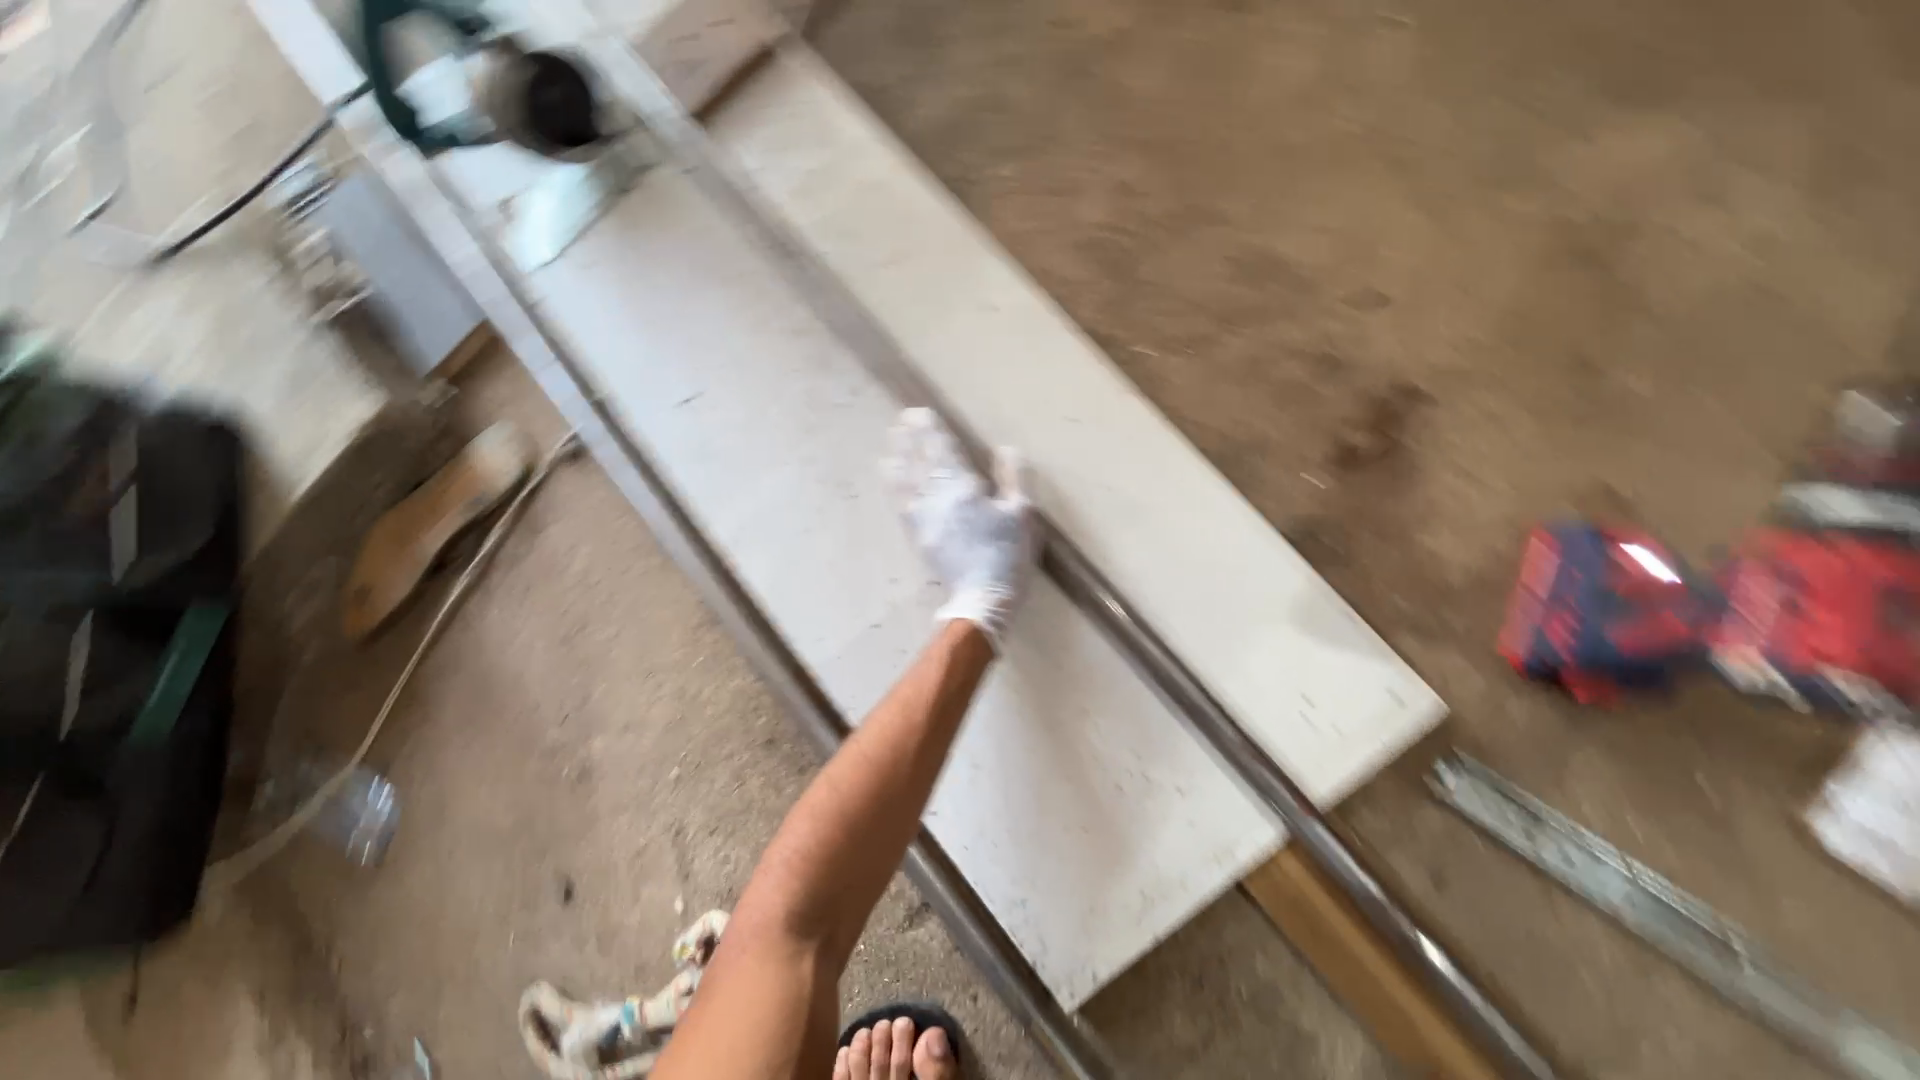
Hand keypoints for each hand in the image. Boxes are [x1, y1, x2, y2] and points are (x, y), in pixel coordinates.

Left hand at [883, 408, 1038, 648]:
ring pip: (904, 481)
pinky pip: (900, 505)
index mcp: (963, 486)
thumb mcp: (1023, 512)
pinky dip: (894, 488)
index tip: (919, 412)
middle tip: (900, 422)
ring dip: (897, 460)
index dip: (929, 429)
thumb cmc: (1008, 553)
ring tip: (890, 446)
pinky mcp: (917, 537)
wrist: (984, 596)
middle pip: (918, 461)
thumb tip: (1006, 448)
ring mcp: (923, 517)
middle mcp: (936, 496)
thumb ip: (1014, 477)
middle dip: (909, 440)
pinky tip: (891, 481)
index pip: (941, 449)